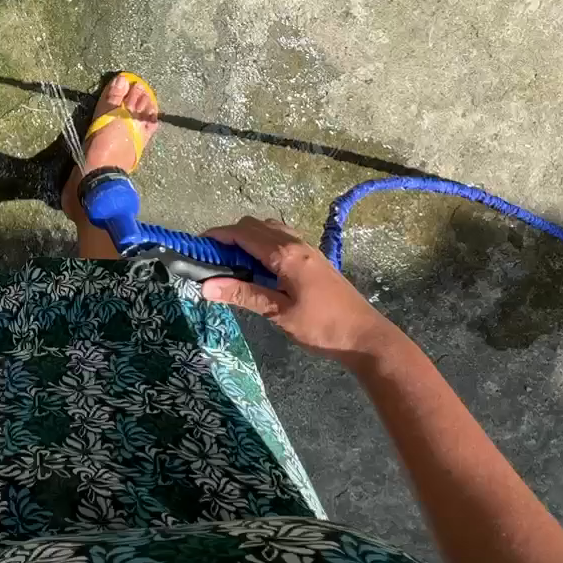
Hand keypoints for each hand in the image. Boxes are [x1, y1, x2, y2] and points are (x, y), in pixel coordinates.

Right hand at [199, 217, 399, 360]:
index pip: (242, 233)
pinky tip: (260, 266)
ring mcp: (306, 248)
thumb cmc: (322, 327)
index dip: (217, 236)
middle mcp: (294, 243)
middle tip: (212, 259)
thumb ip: (243, 294)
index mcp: (284, 254)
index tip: (196, 246)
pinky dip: (263, 242)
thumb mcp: (278, 313)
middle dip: (229, 236)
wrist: (366, 337)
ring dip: (247, 237)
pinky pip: (281, 237)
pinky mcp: (312, 257)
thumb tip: (205, 287)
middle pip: (254, 225)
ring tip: (233, 263)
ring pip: (268, 229)